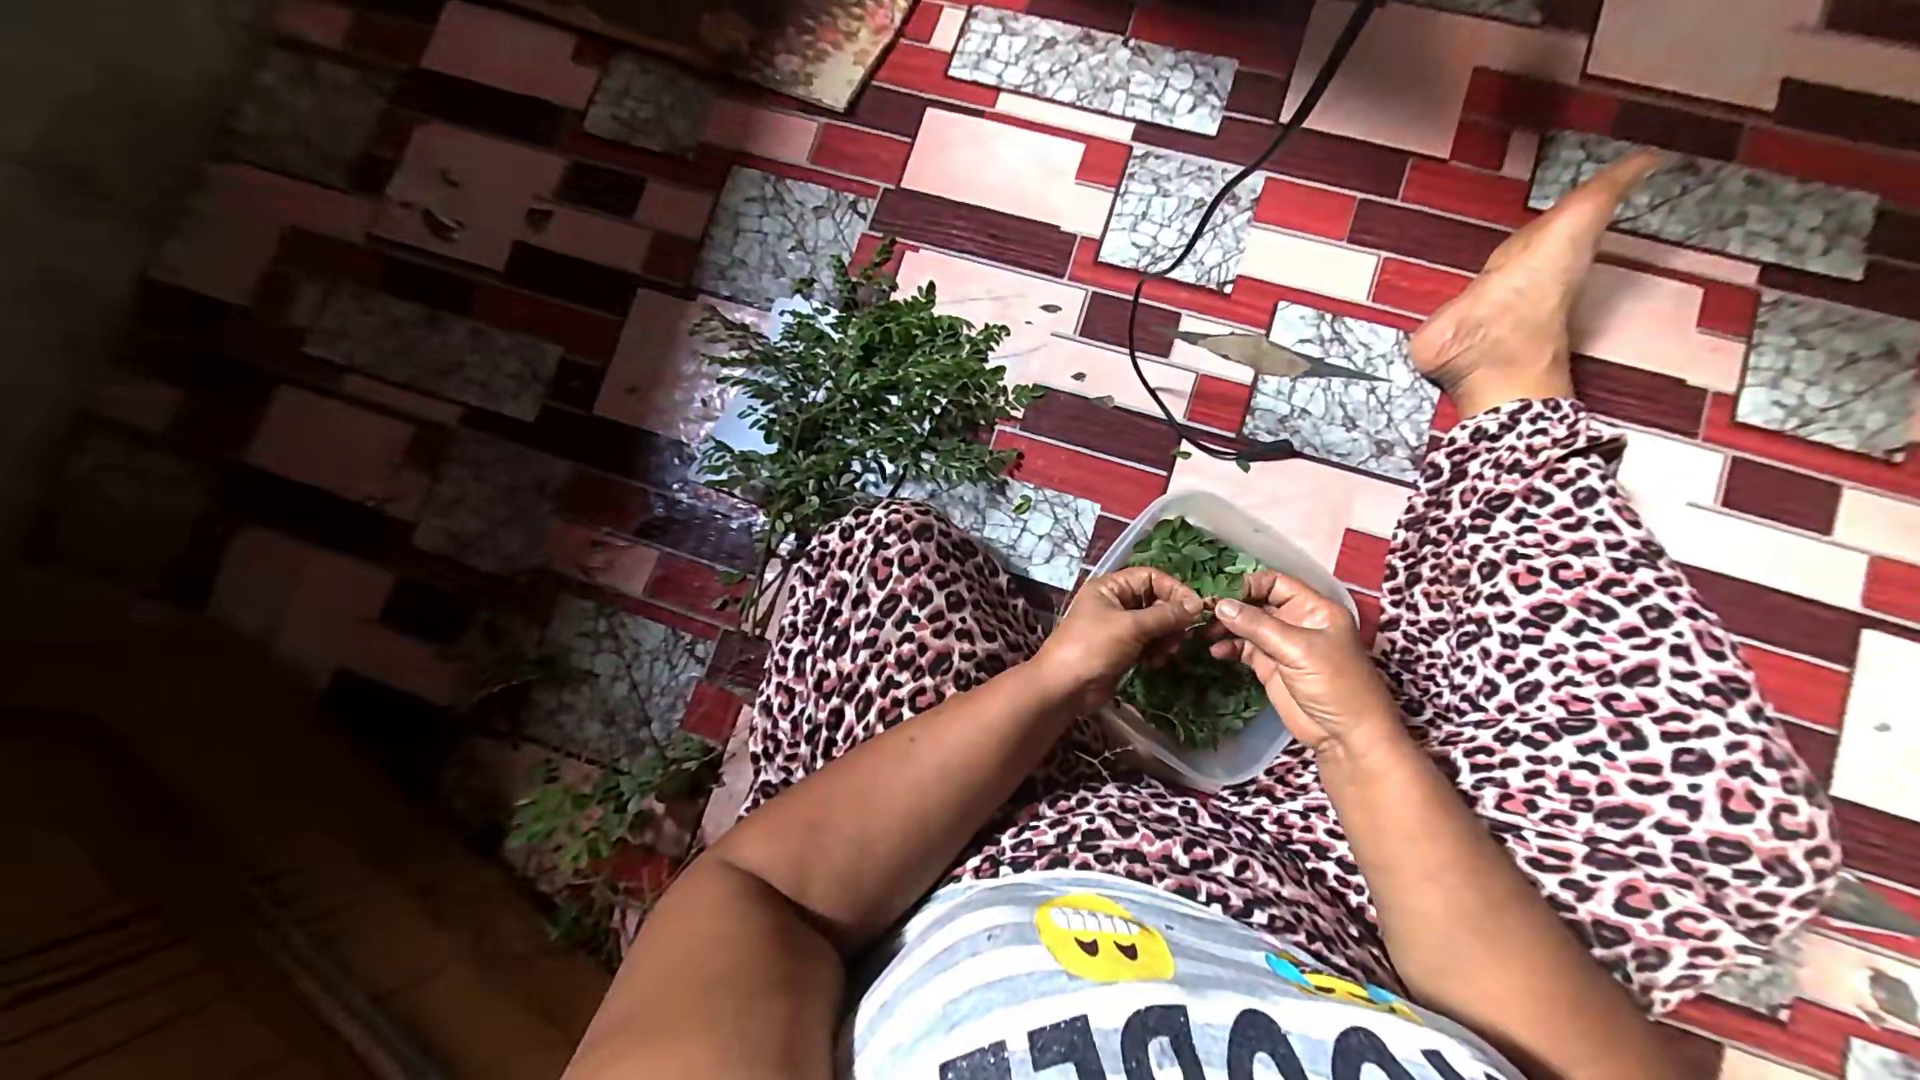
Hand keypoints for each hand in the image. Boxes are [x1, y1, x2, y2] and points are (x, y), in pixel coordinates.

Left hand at [1030, 567, 1203, 714]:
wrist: (1065, 687)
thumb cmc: (1093, 647)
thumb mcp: (1130, 626)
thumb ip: (1165, 615)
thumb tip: (1197, 604)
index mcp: (1110, 587)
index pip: (1150, 577)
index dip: (1174, 589)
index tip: (1196, 607)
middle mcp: (1114, 603)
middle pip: (1154, 600)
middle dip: (1172, 616)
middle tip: (1184, 634)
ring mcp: (1118, 627)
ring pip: (1154, 624)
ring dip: (1167, 636)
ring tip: (1170, 650)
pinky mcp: (1122, 649)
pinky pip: (1148, 643)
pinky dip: (1156, 650)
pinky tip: (1157, 661)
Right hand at [1209, 570, 1403, 755]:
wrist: (1347, 737)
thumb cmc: (1335, 684)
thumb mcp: (1298, 649)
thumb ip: (1257, 625)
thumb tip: (1220, 605)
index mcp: (1314, 609)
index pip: (1276, 583)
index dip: (1249, 585)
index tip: (1222, 594)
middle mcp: (1297, 622)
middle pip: (1258, 603)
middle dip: (1231, 606)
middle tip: (1204, 612)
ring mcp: (1282, 645)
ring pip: (1247, 626)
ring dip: (1226, 627)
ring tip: (1205, 632)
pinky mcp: (1270, 667)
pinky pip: (1244, 649)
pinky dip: (1229, 647)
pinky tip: (1216, 651)